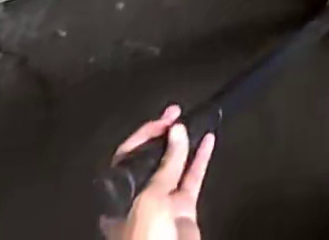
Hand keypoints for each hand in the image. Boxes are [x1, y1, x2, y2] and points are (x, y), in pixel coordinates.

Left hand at [100, 105, 215, 239]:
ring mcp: (162, 205)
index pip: (129, 154)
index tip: (165, 118)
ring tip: (194, 122)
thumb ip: (167, 164)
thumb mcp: (151, 199)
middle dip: (165, 135)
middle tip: (177, 115)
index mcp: (120, 195)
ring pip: (175, 166)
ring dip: (185, 143)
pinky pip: (192, 178)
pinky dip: (201, 159)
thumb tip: (177, 132)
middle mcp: (139, 198)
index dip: (146, 133)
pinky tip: (207, 141)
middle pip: (153, 158)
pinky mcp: (183, 212)